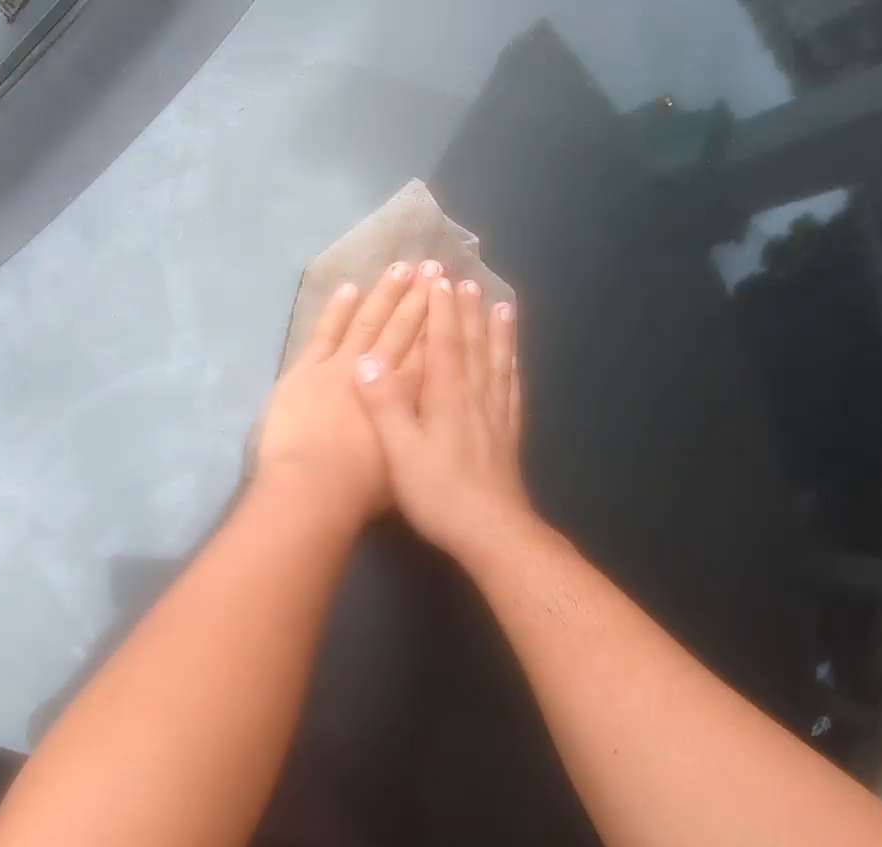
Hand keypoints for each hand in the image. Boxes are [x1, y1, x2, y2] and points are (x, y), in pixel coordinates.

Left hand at [253, 259, 438, 521]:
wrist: (313, 488)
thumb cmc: (361, 489)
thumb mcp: (404, 460)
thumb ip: (415, 428)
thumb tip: (428, 415)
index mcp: (407, 396)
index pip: (429, 351)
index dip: (443, 322)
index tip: (455, 295)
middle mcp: (379, 373)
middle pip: (403, 328)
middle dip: (421, 297)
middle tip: (436, 266)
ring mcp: (339, 368)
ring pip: (368, 322)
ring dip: (386, 293)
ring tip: (403, 266)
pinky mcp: (305, 372)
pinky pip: (325, 332)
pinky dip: (338, 309)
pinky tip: (351, 288)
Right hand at [354, 275, 533, 560]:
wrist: (490, 532)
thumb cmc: (439, 493)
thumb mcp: (400, 451)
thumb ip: (385, 405)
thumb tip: (366, 360)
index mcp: (448, 398)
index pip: (444, 344)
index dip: (440, 311)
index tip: (437, 279)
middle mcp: (476, 399)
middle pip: (474, 347)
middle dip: (469, 313)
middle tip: (468, 281)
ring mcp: (496, 418)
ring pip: (498, 364)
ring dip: (498, 333)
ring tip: (502, 305)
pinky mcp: (508, 438)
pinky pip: (512, 392)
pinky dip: (512, 369)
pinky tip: (515, 362)